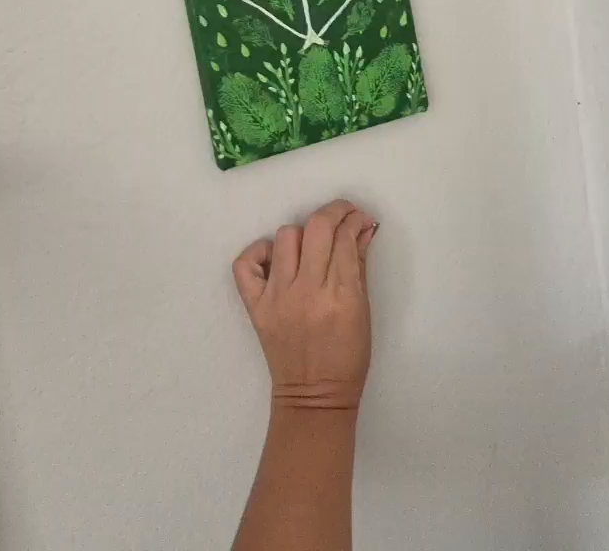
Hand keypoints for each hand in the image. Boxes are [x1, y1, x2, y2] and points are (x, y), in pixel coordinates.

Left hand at [232, 199, 377, 410]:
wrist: (313, 396)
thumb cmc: (347, 356)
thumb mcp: (363, 309)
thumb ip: (360, 264)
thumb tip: (362, 228)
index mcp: (341, 295)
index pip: (345, 237)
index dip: (354, 219)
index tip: (359, 220)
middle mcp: (307, 291)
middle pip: (317, 227)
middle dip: (334, 212)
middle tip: (342, 217)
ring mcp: (277, 297)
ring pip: (285, 237)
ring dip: (303, 234)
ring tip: (310, 248)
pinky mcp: (255, 306)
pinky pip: (245, 264)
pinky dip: (259, 253)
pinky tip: (276, 260)